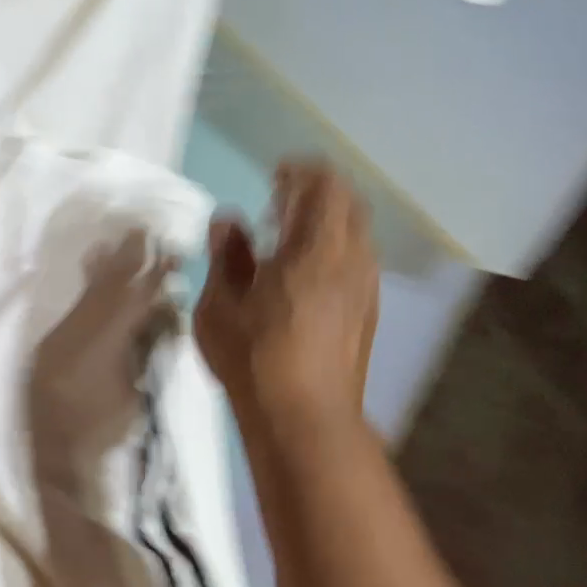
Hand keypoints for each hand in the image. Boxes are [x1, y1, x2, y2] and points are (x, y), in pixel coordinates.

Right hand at [195, 161, 379, 440]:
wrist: (304, 414)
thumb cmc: (252, 357)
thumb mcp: (219, 306)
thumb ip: (227, 258)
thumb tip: (229, 221)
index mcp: (314, 247)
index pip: (320, 186)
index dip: (299, 172)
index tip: (275, 172)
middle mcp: (351, 256)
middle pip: (346, 203)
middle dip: (317, 192)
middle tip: (282, 200)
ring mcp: (365, 284)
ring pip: (355, 232)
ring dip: (328, 222)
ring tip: (292, 237)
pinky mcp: (367, 310)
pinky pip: (355, 259)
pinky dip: (334, 248)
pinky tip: (306, 274)